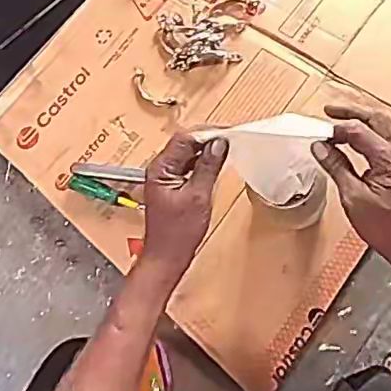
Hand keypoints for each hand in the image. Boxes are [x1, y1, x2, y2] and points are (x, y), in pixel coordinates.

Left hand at [137, 131, 227, 275]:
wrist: (167, 258)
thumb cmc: (177, 234)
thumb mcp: (198, 196)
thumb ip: (208, 167)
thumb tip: (219, 144)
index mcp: (160, 169)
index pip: (184, 139)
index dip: (207, 133)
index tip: (227, 132)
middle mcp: (159, 169)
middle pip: (184, 142)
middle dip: (208, 138)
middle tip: (231, 138)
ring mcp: (165, 176)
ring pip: (187, 153)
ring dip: (206, 149)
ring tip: (227, 147)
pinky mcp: (171, 184)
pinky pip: (188, 164)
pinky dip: (202, 161)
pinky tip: (216, 162)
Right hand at [312, 104, 390, 273]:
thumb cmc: (388, 228)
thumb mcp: (353, 198)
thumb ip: (337, 167)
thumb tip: (321, 148)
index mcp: (388, 157)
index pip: (357, 130)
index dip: (336, 129)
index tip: (320, 134)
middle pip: (378, 119)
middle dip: (354, 112)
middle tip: (332, 111)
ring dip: (370, 120)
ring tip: (350, 120)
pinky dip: (380, 133)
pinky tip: (370, 141)